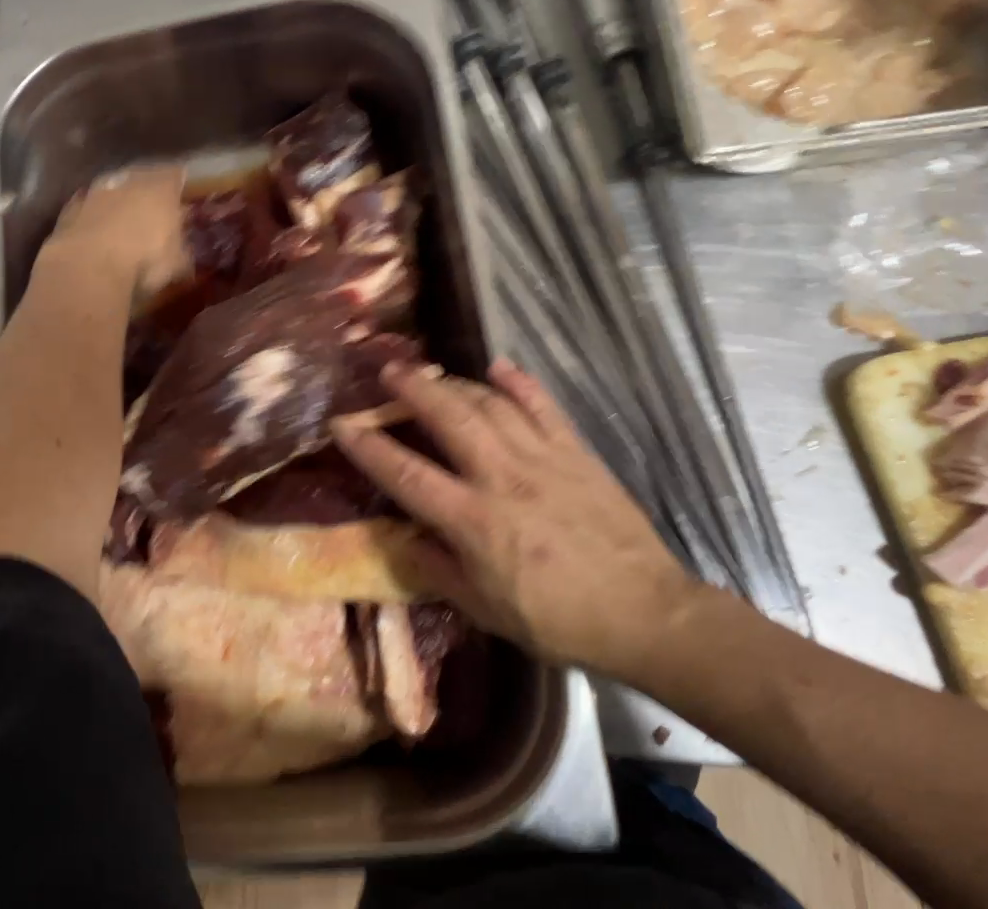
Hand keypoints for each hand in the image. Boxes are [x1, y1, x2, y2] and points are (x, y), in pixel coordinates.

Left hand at [40, 164, 189, 300]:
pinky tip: (93, 232)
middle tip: (151, 209)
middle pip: (141, 177)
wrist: (88, 267)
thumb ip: (182, 253)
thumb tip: (186, 255)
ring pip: (111, 190)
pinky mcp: (69, 210)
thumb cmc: (144, 260)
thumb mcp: (176, 264)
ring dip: (116, 202)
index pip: (175, 175)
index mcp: (161, 187)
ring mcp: (96, 192)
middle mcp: (128, 180)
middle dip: (146, 191)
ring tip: (121, 221)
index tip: (180, 194)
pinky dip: (91, 217)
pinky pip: (85, 208)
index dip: (178, 185)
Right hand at [331, 358, 703, 673]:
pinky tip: (499, 367)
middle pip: (449, 419)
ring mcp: (544, 460)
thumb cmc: (556, 620)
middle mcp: (502, 479)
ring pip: (492, 405)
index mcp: (473, 521)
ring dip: (456, 383)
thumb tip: (403, 538)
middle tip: (389, 370)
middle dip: (414, 389)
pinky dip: (519, 383)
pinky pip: (544, 408)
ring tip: (432, 372)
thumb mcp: (484, 609)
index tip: (342, 423)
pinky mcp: (578, 454)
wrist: (644, 613)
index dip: (369, 447)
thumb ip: (437, 569)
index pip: (406, 474)